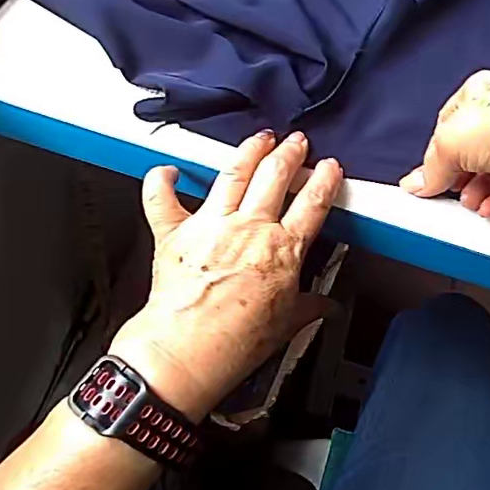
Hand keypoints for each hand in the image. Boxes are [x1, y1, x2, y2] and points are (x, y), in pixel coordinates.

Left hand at [108, 130, 343, 417]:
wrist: (189, 350)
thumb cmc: (235, 342)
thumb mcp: (286, 325)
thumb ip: (308, 307)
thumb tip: (324, 307)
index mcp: (282, 250)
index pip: (312, 204)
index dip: (324, 180)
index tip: (328, 168)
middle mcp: (248, 229)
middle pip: (274, 176)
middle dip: (288, 153)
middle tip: (294, 143)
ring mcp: (210, 226)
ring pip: (233, 173)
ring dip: (247, 151)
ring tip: (257, 139)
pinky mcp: (174, 233)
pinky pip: (163, 198)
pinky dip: (161, 181)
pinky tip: (167, 170)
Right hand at [398, 70, 489, 217]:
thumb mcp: (448, 144)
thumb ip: (429, 168)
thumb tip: (418, 183)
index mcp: (479, 90)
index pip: (445, 129)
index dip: (434, 157)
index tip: (427, 180)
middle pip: (469, 152)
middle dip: (458, 177)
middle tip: (449, 192)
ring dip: (478, 191)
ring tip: (472, 202)